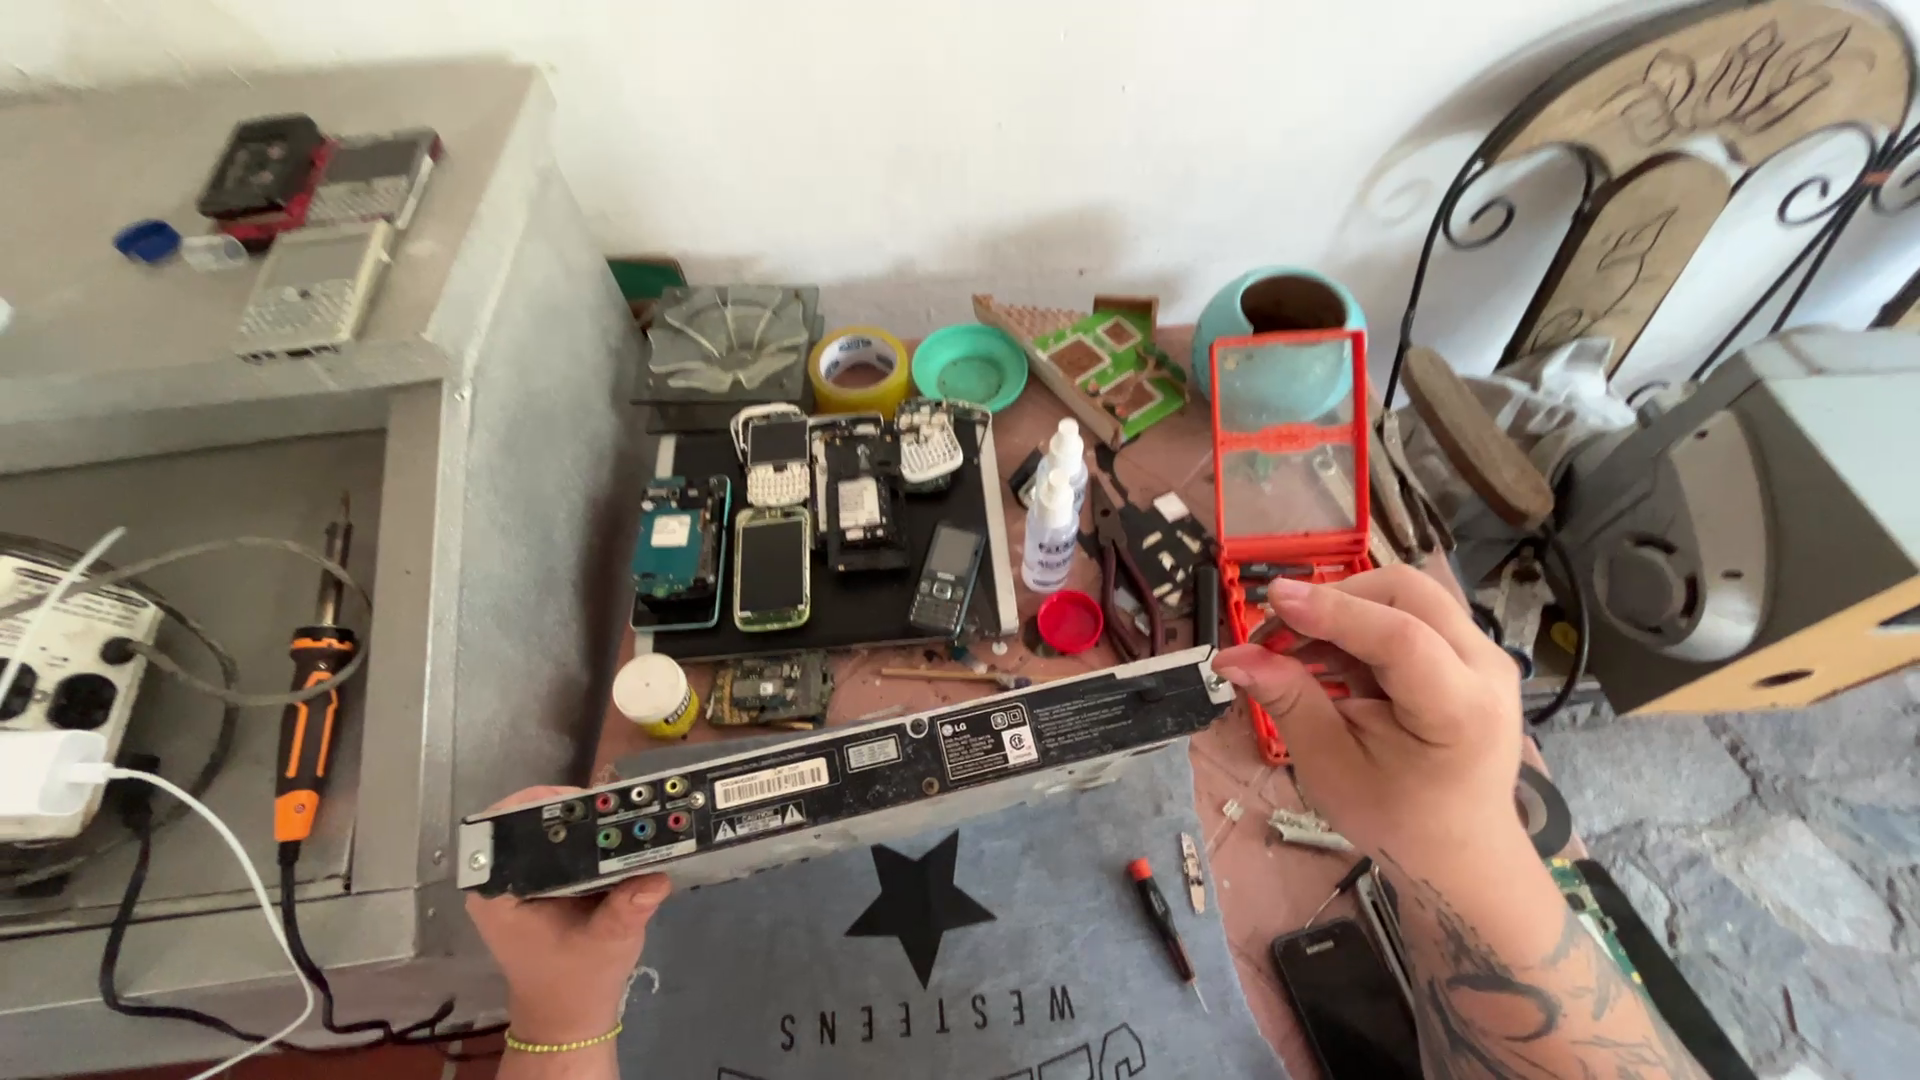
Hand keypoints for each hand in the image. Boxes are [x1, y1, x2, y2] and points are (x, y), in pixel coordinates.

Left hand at [465, 786, 671, 1042]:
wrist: (570, 1014)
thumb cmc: (577, 981)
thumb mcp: (607, 943)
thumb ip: (627, 908)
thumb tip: (655, 876)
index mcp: (500, 893)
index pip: (503, 829)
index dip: (539, 806)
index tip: (583, 804)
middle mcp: (506, 879)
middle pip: (528, 820)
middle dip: (572, 807)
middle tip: (613, 806)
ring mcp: (525, 879)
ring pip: (548, 826)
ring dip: (584, 816)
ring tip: (620, 813)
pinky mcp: (545, 881)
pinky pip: (562, 842)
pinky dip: (590, 833)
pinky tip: (618, 831)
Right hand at [1211, 566, 1526, 881]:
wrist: (1460, 850)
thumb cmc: (1395, 818)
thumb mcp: (1329, 764)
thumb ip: (1287, 699)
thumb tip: (1230, 657)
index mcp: (1460, 711)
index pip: (1400, 637)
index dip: (1333, 611)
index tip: (1273, 599)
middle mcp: (1485, 669)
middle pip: (1406, 592)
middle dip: (1334, 599)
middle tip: (1278, 633)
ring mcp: (1480, 655)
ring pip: (1402, 595)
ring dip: (1339, 610)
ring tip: (1293, 651)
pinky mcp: (1465, 652)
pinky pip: (1404, 613)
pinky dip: (1353, 625)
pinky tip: (1321, 659)